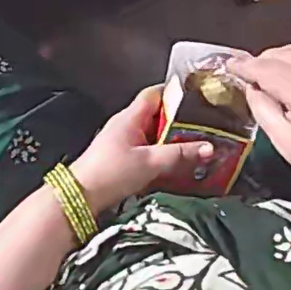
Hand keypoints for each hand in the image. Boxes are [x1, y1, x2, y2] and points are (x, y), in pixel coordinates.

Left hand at [69, 85, 214, 212]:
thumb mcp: (151, 162)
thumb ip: (180, 154)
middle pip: (157, 115)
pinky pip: (146, 150)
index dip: (175, 92)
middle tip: (203, 128)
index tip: (196, 98)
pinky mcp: (121, 158)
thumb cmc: (111, 173)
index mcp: (130, 117)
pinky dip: (160, 155)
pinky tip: (174, 166)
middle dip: (179, 122)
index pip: (155, 93)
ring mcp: (122, 142)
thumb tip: (209, 147)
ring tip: (195, 147)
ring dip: (171, 141)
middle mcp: (125, 125)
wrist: (81, 197)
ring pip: (153, 135)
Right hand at [229, 46, 290, 206]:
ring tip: (267, 75)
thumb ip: (264, 111)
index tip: (229, 66)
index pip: (267, 69)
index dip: (244, 66)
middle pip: (285, 53)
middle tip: (247, 74)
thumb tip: (252, 88)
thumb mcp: (289, 146)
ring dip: (282, 59)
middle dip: (262, 60)